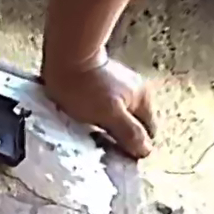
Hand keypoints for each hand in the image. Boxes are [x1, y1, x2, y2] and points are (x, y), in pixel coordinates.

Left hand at [41, 50, 155, 158]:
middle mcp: (136, 92)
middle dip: (121, 140)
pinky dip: (97, 119)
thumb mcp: (109, 114)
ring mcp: (119, 87)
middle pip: (134, 126)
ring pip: (119, 118)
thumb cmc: (85, 88)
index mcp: (143, 100)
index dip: (134, 148)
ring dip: (107, 130)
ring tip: (89, 135)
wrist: (65, 57)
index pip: (148, 134)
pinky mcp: (102, 85)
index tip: (114, 157)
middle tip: (100, 148)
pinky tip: (83, 122)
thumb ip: (129, 133)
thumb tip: (145, 152)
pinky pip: (104, 109)